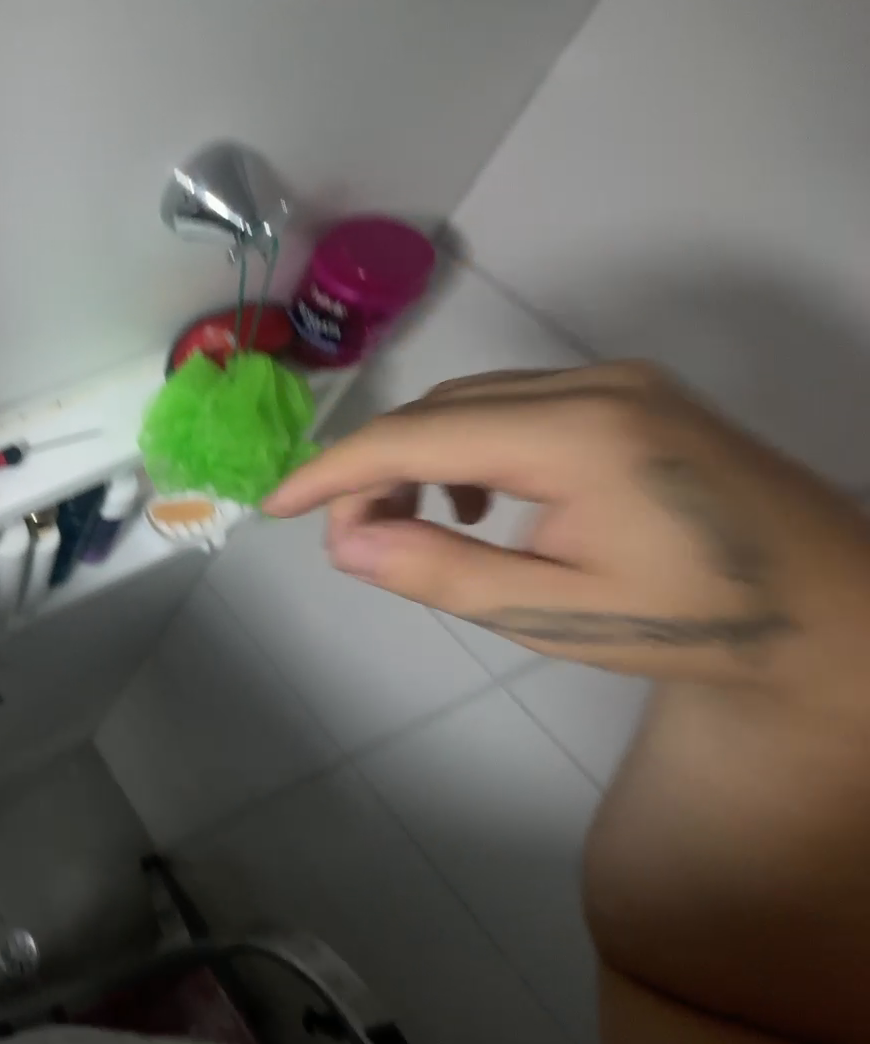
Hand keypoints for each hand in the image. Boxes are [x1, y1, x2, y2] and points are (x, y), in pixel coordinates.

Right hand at [263, 362, 869, 709]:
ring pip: (459, 405)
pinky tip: (468, 500)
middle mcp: (590, 386)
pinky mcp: (622, 394)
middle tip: (350, 541)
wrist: (846, 610)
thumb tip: (344, 542)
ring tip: (399, 523)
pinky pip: (501, 406)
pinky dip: (455, 449)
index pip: (411, 438)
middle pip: (429, 415)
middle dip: (367, 472)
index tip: (273, 507)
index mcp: (577, 436)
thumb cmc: (699, 620)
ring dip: (407, 459)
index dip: (330, 472)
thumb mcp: (554, 613)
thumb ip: (438, 572)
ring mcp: (611, 382)